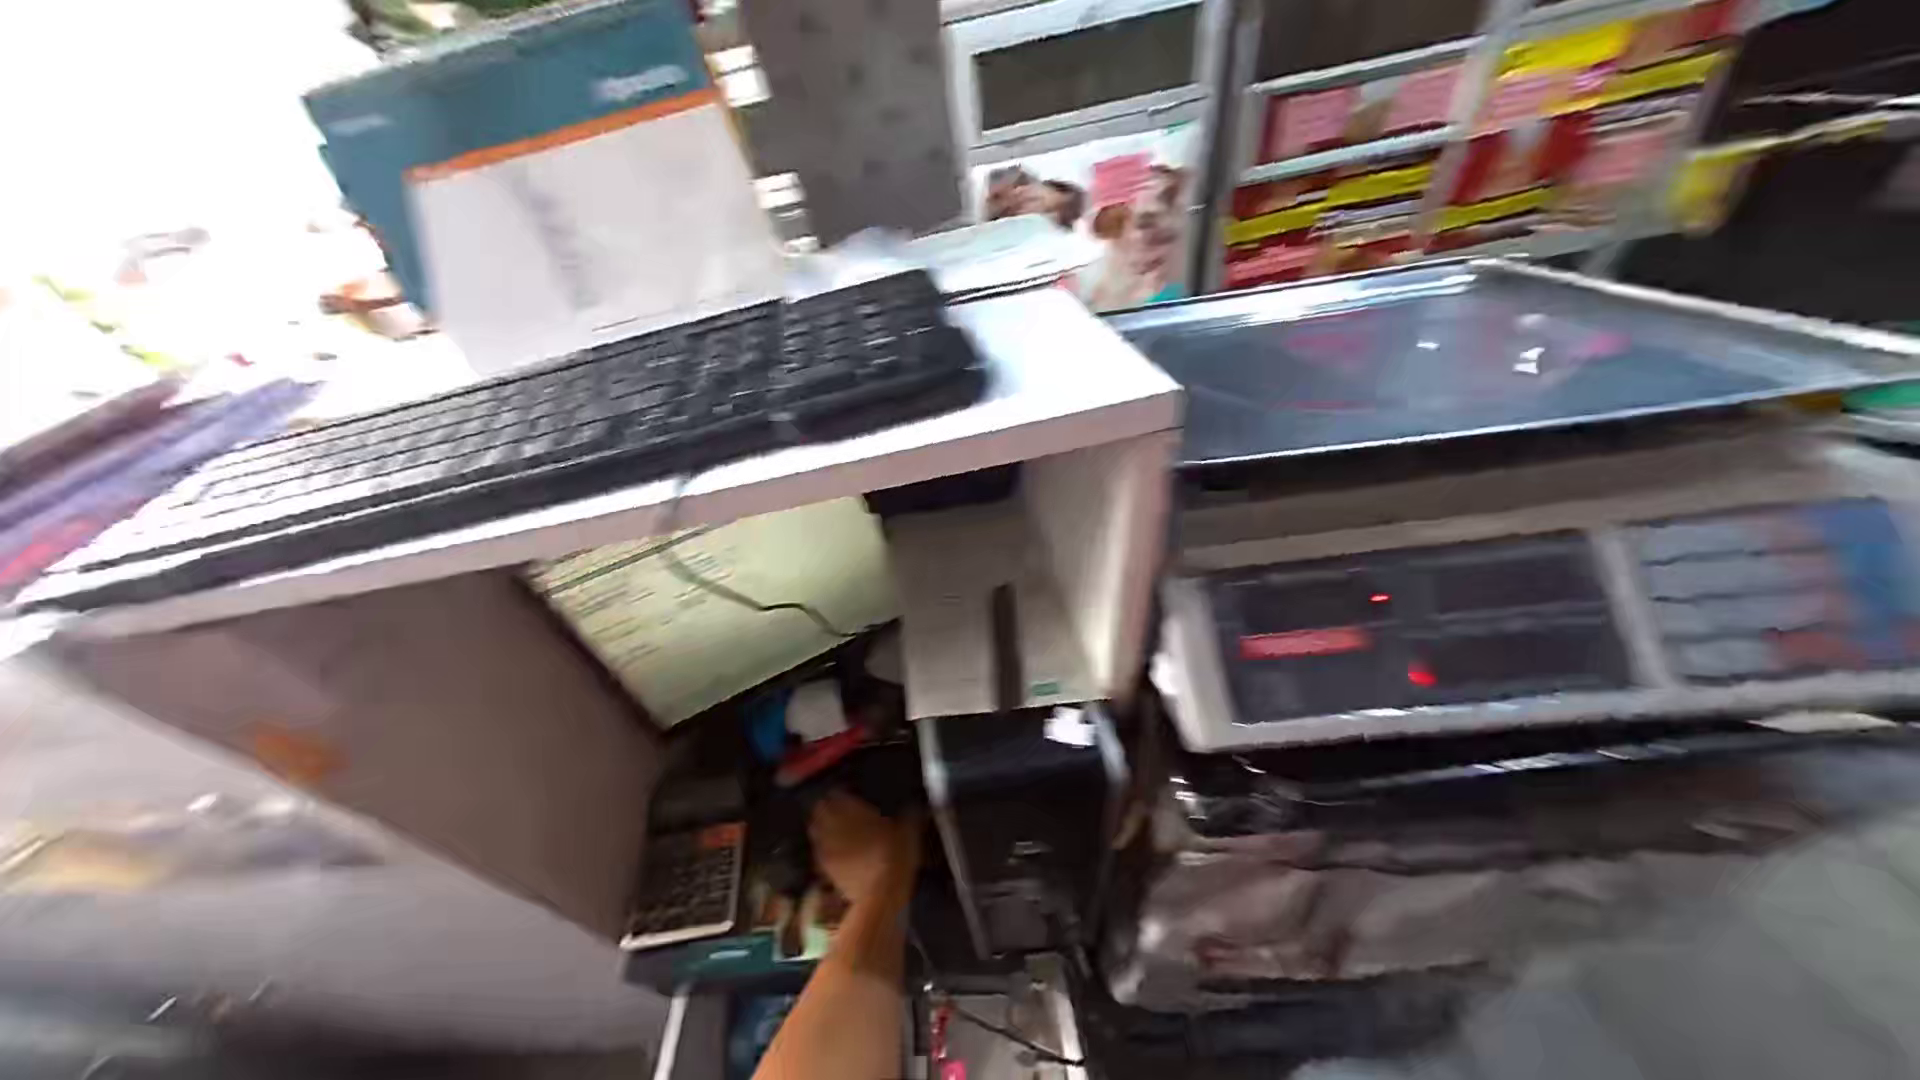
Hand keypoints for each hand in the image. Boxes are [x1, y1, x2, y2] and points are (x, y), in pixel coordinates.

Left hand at [808, 791, 919, 904]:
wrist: (880, 895)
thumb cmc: (896, 856)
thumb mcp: (908, 832)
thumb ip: (908, 815)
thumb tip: (913, 806)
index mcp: (854, 810)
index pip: (837, 794)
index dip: (840, 794)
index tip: (846, 795)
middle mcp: (835, 824)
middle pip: (820, 810)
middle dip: (825, 808)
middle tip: (834, 809)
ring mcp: (827, 847)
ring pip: (815, 831)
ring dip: (820, 827)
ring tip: (830, 829)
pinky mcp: (825, 868)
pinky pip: (819, 854)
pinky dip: (823, 850)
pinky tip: (832, 853)